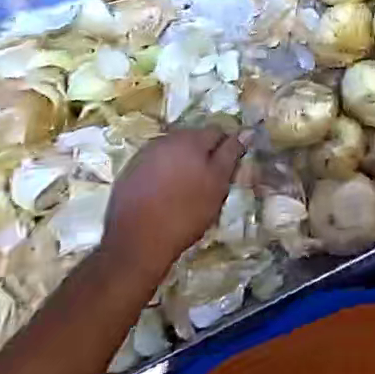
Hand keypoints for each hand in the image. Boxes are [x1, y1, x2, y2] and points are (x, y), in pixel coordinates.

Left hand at [102, 127, 244, 280]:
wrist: (137, 242)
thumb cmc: (186, 212)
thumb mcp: (217, 184)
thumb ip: (231, 154)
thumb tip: (246, 131)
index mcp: (190, 139)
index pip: (218, 131)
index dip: (227, 149)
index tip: (228, 171)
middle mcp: (165, 140)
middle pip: (193, 140)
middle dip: (203, 156)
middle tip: (209, 184)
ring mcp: (143, 156)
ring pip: (173, 153)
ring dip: (182, 164)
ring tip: (186, 191)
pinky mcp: (128, 173)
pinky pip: (154, 166)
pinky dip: (163, 175)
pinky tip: (164, 197)